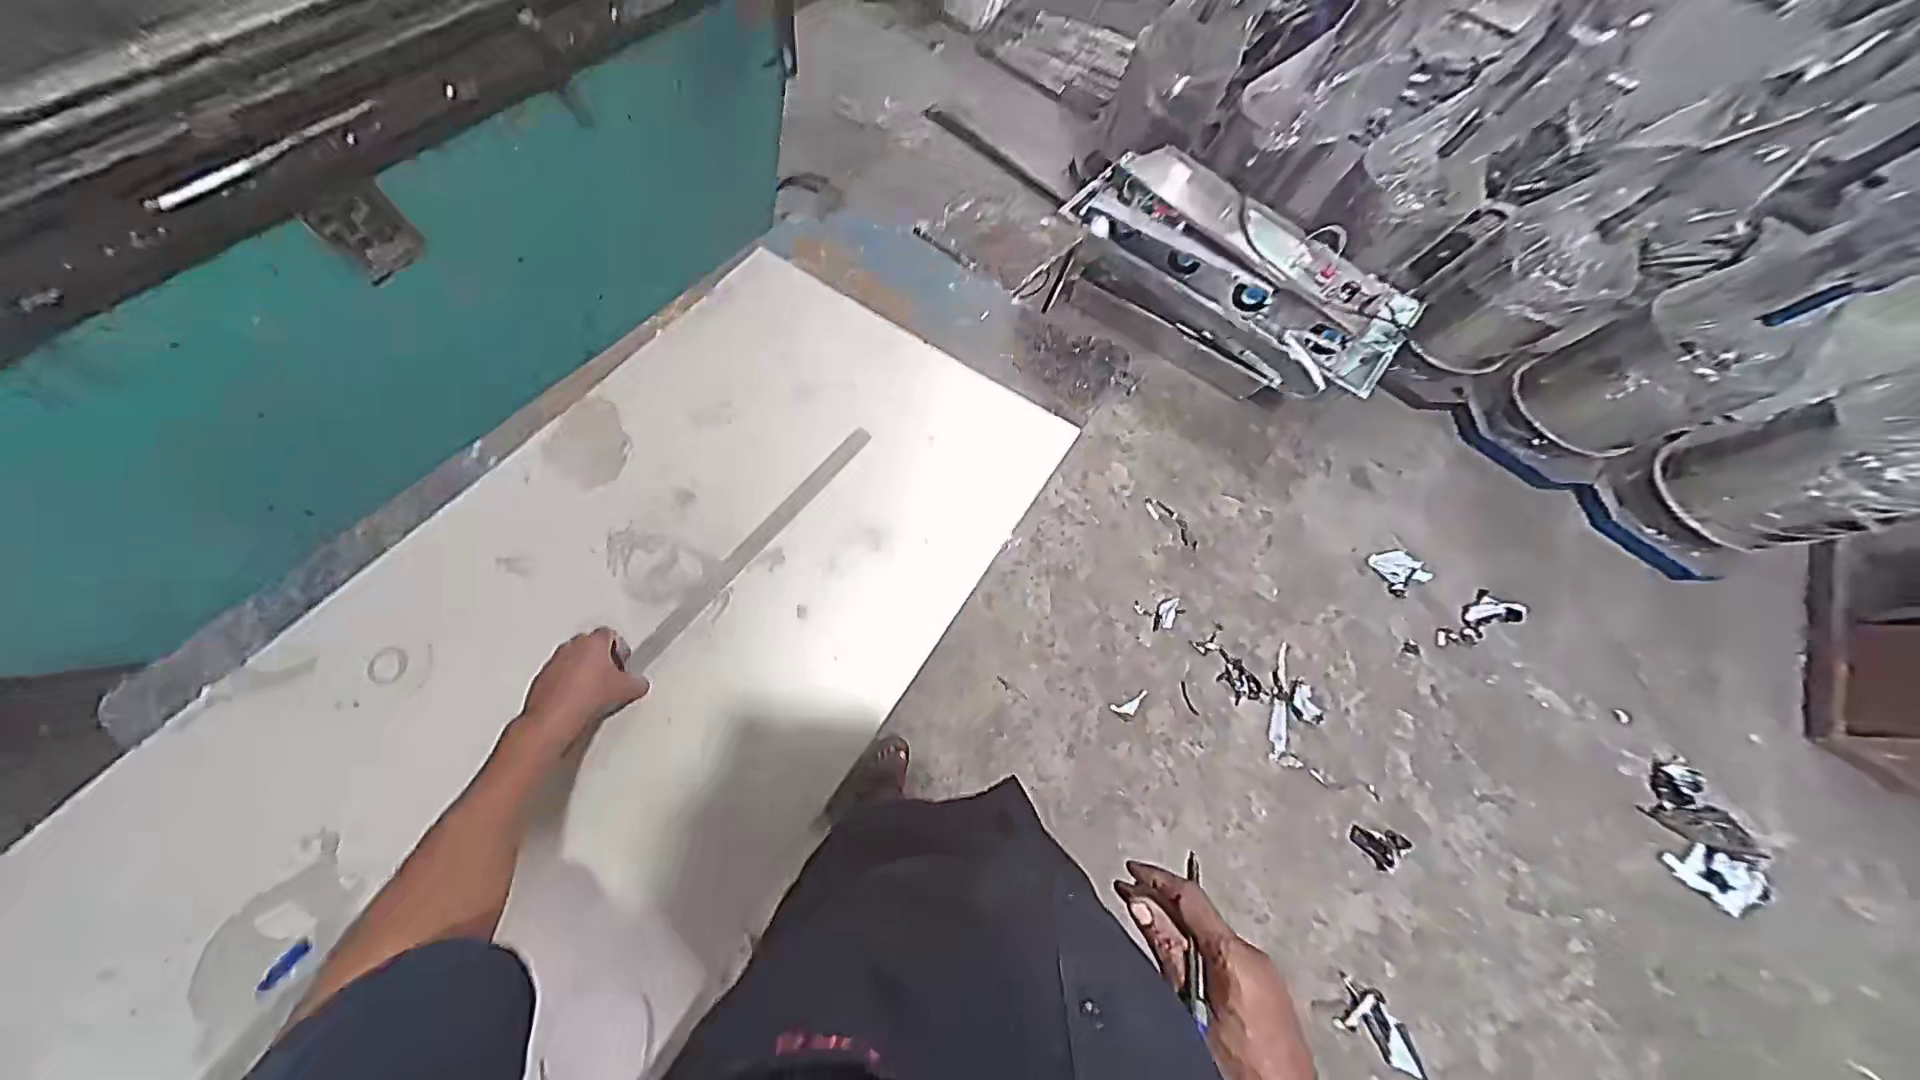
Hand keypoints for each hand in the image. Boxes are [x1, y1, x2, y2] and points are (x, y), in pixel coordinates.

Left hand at [514, 628, 649, 755]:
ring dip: (584, 671)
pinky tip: (579, 700)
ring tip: (595, 691)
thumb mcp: (628, 689)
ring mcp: (554, 662)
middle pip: (591, 645)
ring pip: (574, 660)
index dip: (620, 649)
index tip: (624, 662)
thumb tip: (637, 684)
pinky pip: (559, 675)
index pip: (611, 634)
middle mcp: (570, 647)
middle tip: (612, 676)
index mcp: (592, 642)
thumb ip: (638, 681)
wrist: (554, 718)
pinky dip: (569, 684)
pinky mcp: (542, 679)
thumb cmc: (584, 698)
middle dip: (602, 659)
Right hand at [1116, 861, 1315, 1079]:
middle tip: (1128, 891)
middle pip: (1198, 913)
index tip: (1131, 870)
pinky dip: (1195, 943)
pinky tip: (1177, 950)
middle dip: (1161, 899)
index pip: (1189, 897)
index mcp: (1236, 956)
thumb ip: (1167, 955)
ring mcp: (1264, 974)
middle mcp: (1254, 957)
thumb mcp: (1190, 1010)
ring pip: (1209, 933)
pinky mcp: (1266, 991)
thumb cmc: (1240, 1072)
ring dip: (1176, 922)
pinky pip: (1222, 953)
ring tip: (1145, 916)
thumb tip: (1142, 907)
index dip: (1156, 878)